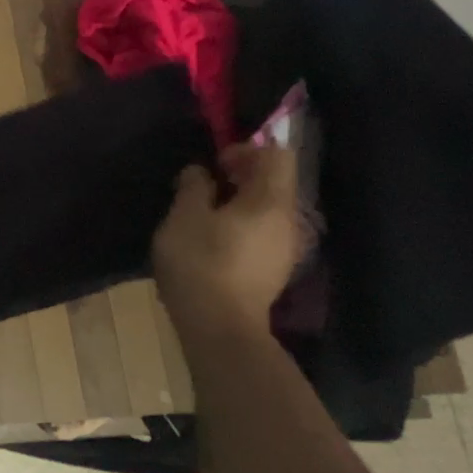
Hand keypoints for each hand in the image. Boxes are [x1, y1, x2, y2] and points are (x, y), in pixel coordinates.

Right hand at [152, 144, 301, 333]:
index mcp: (270, 201)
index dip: (246, 149)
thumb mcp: (184, 216)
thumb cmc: (199, 261)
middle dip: (239, 177)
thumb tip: (200, 172)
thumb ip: (193, 187)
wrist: (220, 323)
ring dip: (236, 203)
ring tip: (201, 215)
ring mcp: (285, 247)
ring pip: (266, 210)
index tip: (213, 163)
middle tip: (200, 188)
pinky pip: (261, 232)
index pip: (277, 155)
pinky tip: (211, 242)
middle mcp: (288, 220)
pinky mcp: (274, 268)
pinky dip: (239, 225)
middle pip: (273, 183)